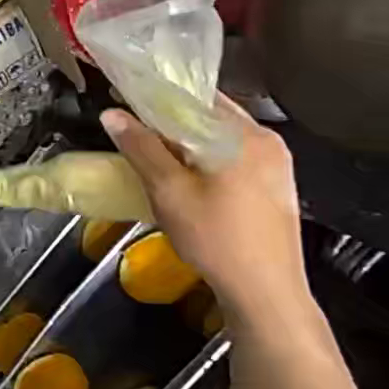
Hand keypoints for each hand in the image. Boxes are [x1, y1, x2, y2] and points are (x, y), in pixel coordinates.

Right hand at [102, 97, 309, 329]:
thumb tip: (112, 114)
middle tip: (133, 128)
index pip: (193, 97)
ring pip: (220, 135)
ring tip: (153, 151)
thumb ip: (140, 148)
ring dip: (186, 138)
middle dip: (170, 118)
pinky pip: (232, 154)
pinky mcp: (275, 184)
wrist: (265, 292)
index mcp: (244, 135)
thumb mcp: (168, 191)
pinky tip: (185, 173)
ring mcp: (276, 163)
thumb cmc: (215, 238)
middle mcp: (266, 140)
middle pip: (209, 114)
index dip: (154, 96)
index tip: (124, 99)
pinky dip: (205, 154)